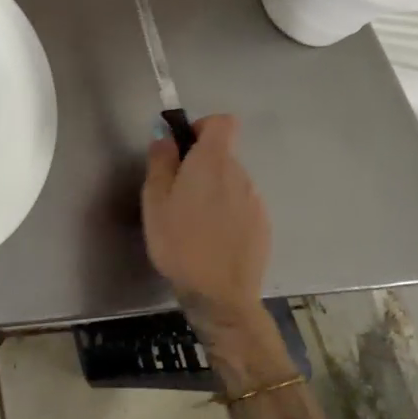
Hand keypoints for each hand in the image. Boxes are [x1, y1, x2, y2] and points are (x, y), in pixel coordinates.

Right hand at [140, 115, 269, 331]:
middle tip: (176, 191)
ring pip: (231, 180)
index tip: (183, 148)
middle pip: (223, 153)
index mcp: (213, 162)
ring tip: (193, 219)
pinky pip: (241, 204)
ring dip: (213, 188)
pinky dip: (226, 210)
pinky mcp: (263, 226)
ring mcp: (255, 201)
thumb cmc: (178, 241)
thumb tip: (166, 136)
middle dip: (201, 163)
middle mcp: (240, 175)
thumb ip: (160, 160)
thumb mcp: (154, 198)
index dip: (202, 127)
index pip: (222, 122)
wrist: (219, 296)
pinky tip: (212, 237)